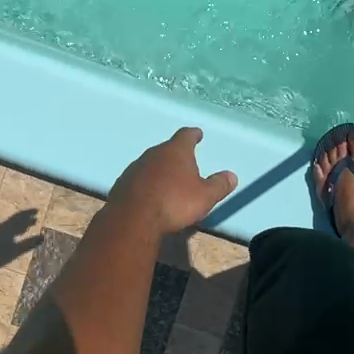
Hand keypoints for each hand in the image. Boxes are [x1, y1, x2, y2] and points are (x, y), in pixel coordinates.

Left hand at [108, 128, 238, 233]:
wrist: (132, 219)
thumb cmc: (174, 203)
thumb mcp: (205, 196)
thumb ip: (219, 185)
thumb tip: (232, 176)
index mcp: (176, 151)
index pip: (186, 135)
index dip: (193, 134)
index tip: (198, 133)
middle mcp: (154, 154)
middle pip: (167, 149)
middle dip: (176, 154)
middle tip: (185, 161)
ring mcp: (135, 168)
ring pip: (151, 164)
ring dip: (160, 170)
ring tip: (168, 180)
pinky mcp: (121, 184)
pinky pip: (138, 179)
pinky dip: (146, 184)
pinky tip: (150, 195)